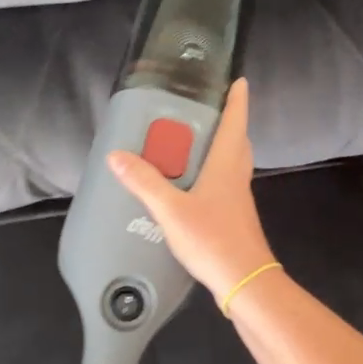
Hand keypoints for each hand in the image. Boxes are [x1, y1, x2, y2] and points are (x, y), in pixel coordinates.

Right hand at [107, 78, 276, 303]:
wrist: (245, 281)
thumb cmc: (213, 240)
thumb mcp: (171, 210)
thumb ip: (145, 182)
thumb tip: (117, 155)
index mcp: (226, 165)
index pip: (235, 122)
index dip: (237, 100)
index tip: (239, 81)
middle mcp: (237, 177)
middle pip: (238, 142)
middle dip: (229, 123)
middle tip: (210, 112)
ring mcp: (239, 200)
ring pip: (233, 164)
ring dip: (221, 150)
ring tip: (197, 146)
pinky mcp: (237, 219)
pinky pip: (227, 186)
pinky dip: (214, 176)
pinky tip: (196, 189)